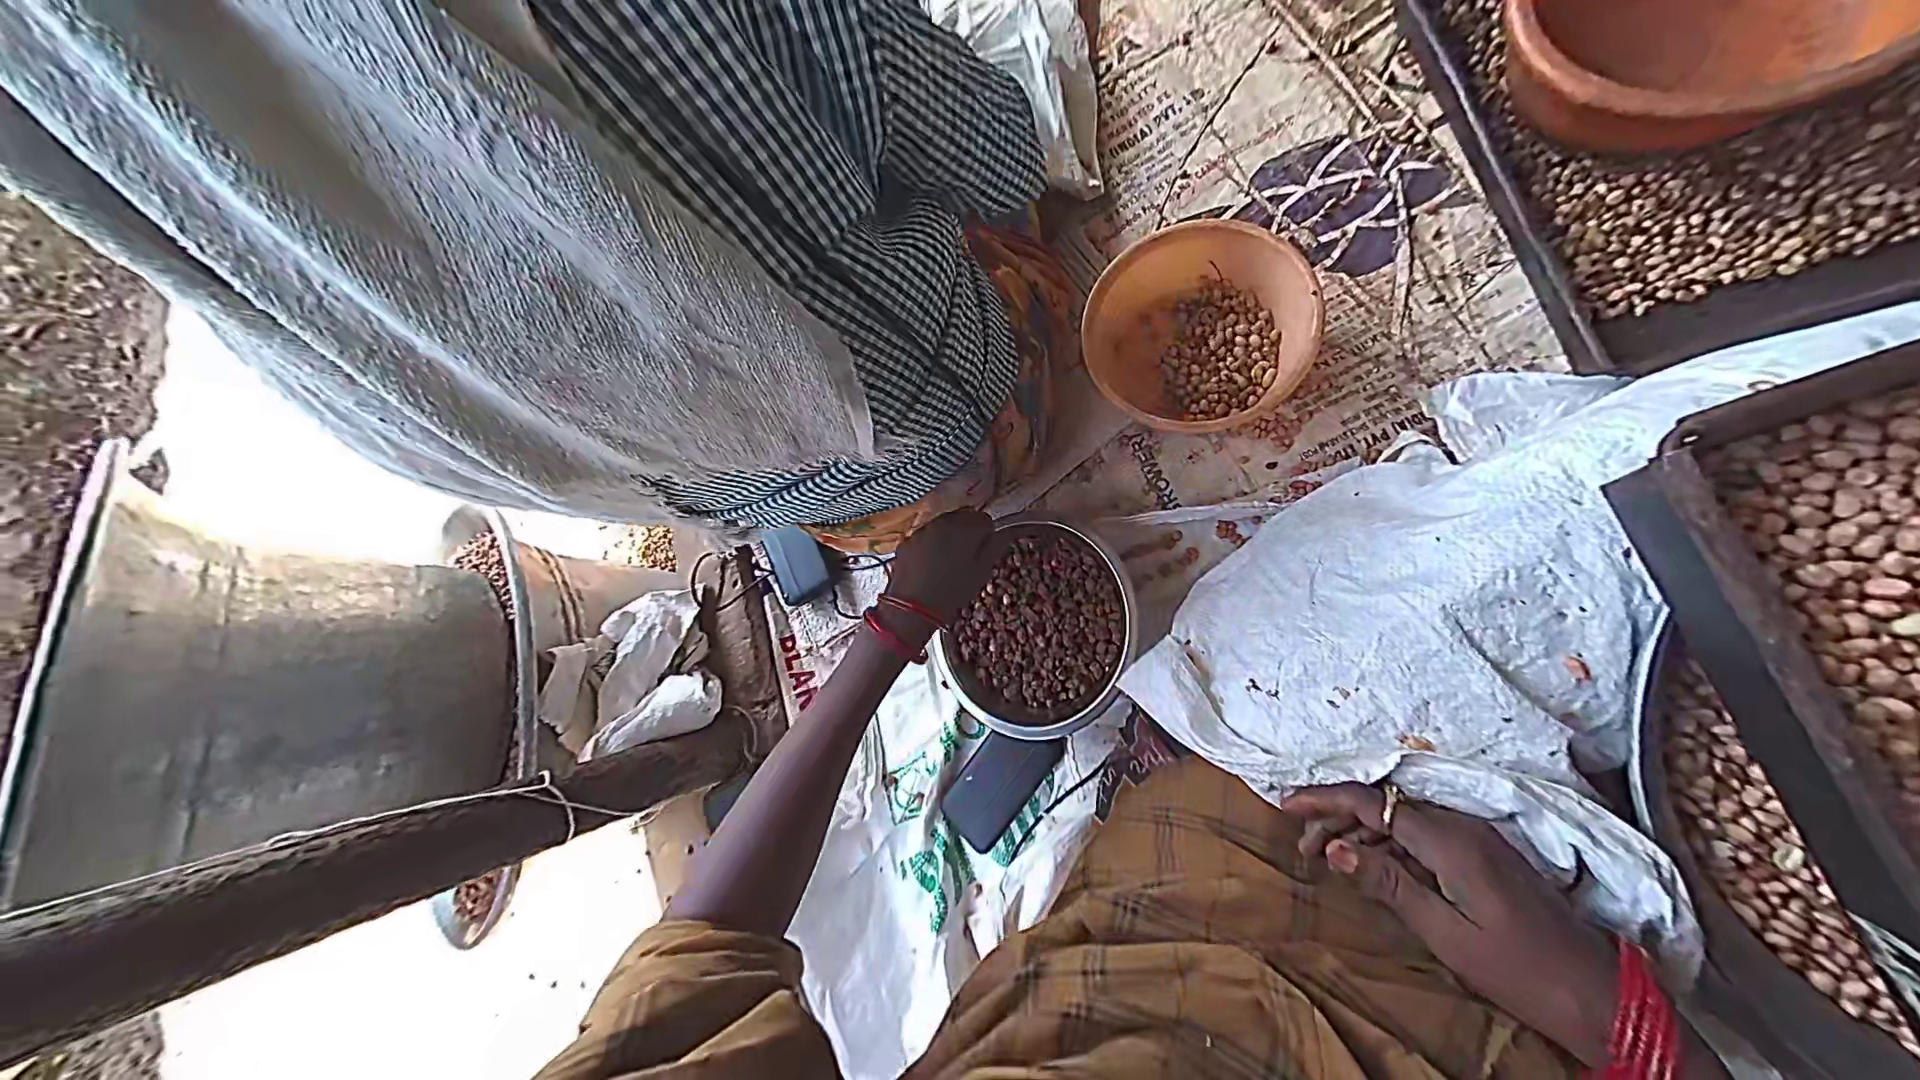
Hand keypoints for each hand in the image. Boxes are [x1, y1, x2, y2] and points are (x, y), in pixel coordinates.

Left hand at [885, 510, 1007, 626]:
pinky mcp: (907, 540)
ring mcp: (922, 530)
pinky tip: (930, 564)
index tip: (984, 550)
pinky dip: (930, 544)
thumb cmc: (953, 591)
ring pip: (942, 525)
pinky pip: (925, 536)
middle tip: (967, 556)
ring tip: (948, 562)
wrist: (912, 607)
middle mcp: (943, 522)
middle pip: (962, 517)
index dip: (987, 534)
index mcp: (966, 527)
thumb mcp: (981, 571)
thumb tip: (1006, 532)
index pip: (984, 519)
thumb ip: (995, 546)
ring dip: (949, 536)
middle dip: (967, 532)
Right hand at [1283, 783, 1618, 1067]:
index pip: (1370, 801)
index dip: (1324, 799)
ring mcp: (1474, 836)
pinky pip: (1419, 832)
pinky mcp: (1481, 851)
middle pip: (1381, 804)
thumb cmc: (1520, 970)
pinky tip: (1370, 863)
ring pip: (1398, 816)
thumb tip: (1332, 847)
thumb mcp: (1445, 932)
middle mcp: (1460, 825)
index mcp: (1449, 840)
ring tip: (1327, 855)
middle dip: (1335, 817)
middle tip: (1303, 845)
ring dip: (1358, 829)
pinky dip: (1386, 841)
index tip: (1287, 806)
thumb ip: (1386, 883)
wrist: (1603, 998)